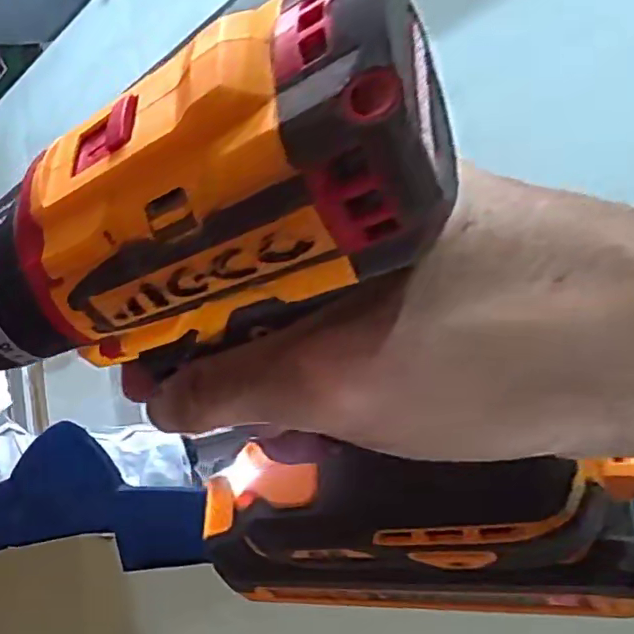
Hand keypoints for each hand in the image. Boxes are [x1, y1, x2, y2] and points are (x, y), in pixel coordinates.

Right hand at [132, 168, 633, 460]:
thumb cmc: (498, 353)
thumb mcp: (335, 382)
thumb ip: (227, 392)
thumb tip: (153, 408)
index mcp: (339, 206)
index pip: (208, 259)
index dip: (159, 316)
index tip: (135, 368)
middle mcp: (365, 218)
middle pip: (243, 288)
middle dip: (203, 354)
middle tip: (177, 406)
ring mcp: (402, 256)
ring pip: (286, 314)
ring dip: (252, 374)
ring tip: (238, 426)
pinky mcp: (431, 294)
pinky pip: (333, 331)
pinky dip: (303, 374)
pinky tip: (297, 419)